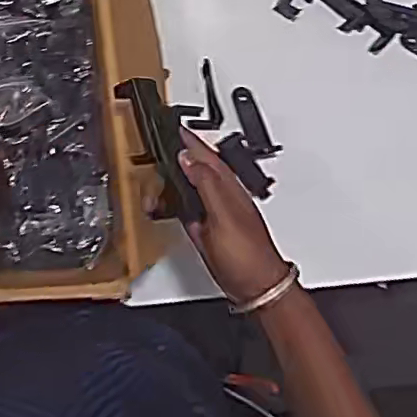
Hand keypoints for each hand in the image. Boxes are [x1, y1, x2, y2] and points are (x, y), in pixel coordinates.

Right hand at [178, 131, 289, 302]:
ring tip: (159, 185)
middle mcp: (221, 195)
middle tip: (162, 153)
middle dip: (178, 160)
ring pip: (190, 188)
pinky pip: (188, 208)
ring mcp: (216, 212)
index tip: (176, 128)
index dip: (190, 141)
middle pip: (196, 168)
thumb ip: (205, 184)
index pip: (205, 154)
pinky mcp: (209, 229)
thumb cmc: (248, 254)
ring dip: (173, 185)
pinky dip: (175, 205)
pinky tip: (169, 207)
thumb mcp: (222, 214)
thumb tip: (188, 158)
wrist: (257, 288)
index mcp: (227, 185)